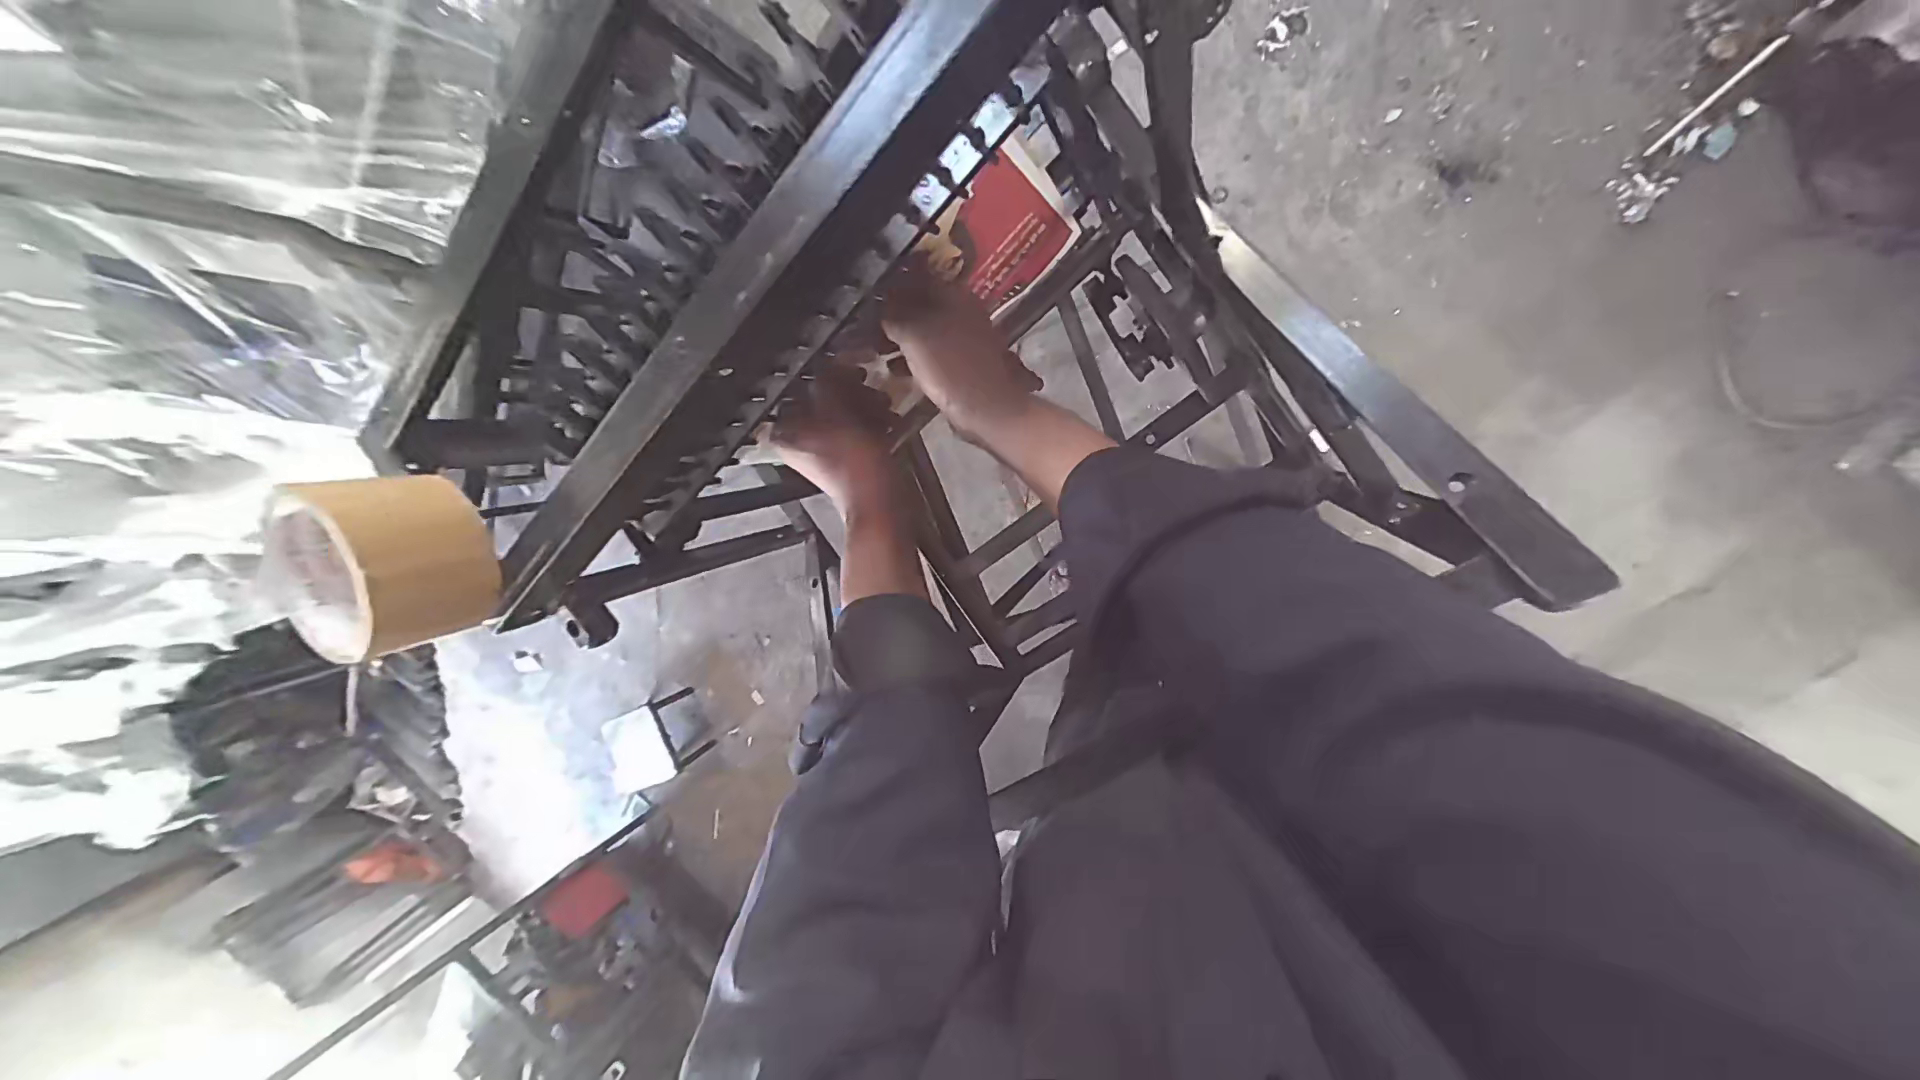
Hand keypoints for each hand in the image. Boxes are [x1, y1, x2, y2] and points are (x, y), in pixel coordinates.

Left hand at [770, 370, 897, 517]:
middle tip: (872, 391)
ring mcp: (825, 450)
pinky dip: (873, 422)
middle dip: (854, 392)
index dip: (829, 375)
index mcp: (786, 431)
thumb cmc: (855, 464)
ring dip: (868, 405)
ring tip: (886, 409)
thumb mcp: (839, 414)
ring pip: (845, 412)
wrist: (881, 505)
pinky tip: (889, 421)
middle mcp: (800, 440)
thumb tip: (835, 361)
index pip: (802, 387)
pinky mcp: (848, 458)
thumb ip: (831, 382)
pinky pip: (858, 429)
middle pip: (825, 399)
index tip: (853, 370)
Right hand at [881, 258, 1041, 442]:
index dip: (892, 284)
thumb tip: (881, 306)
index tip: (868, 295)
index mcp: (953, 295)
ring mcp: (964, 338)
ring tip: (875, 350)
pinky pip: (932, 353)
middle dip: (892, 314)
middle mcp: (962, 310)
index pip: (918, 276)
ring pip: (925, 330)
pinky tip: (894, 370)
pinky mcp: (963, 364)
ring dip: (900, 338)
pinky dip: (913, 358)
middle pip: (920, 304)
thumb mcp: (915, 336)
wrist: (987, 409)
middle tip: (866, 326)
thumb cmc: (950, 368)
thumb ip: (895, 315)